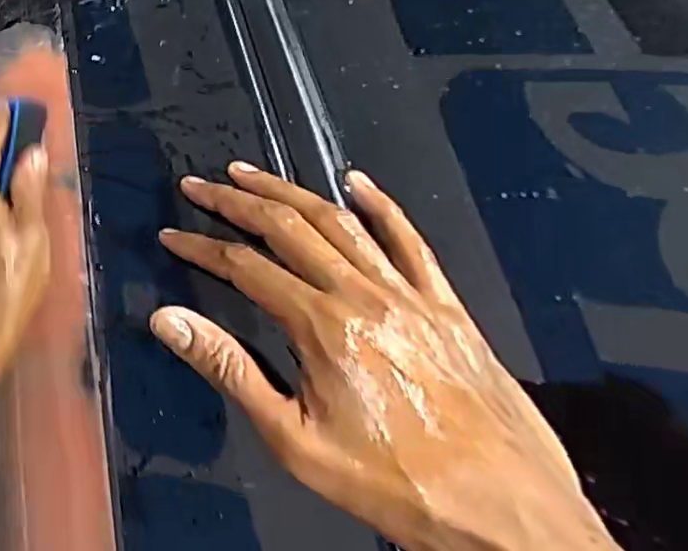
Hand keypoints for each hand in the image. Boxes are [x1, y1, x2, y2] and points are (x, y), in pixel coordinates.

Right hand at [152, 163, 618, 550]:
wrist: (521, 528)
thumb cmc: (395, 485)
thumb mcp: (294, 440)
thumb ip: (227, 369)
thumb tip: (165, 317)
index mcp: (322, 325)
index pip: (242, 264)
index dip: (199, 245)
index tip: (170, 235)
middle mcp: (363, 297)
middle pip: (285, 227)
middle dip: (232, 199)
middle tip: (196, 184)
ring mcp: (412, 298)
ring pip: (337, 222)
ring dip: (286, 190)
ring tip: (247, 172)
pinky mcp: (450, 311)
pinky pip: (413, 244)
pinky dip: (383, 207)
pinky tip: (357, 182)